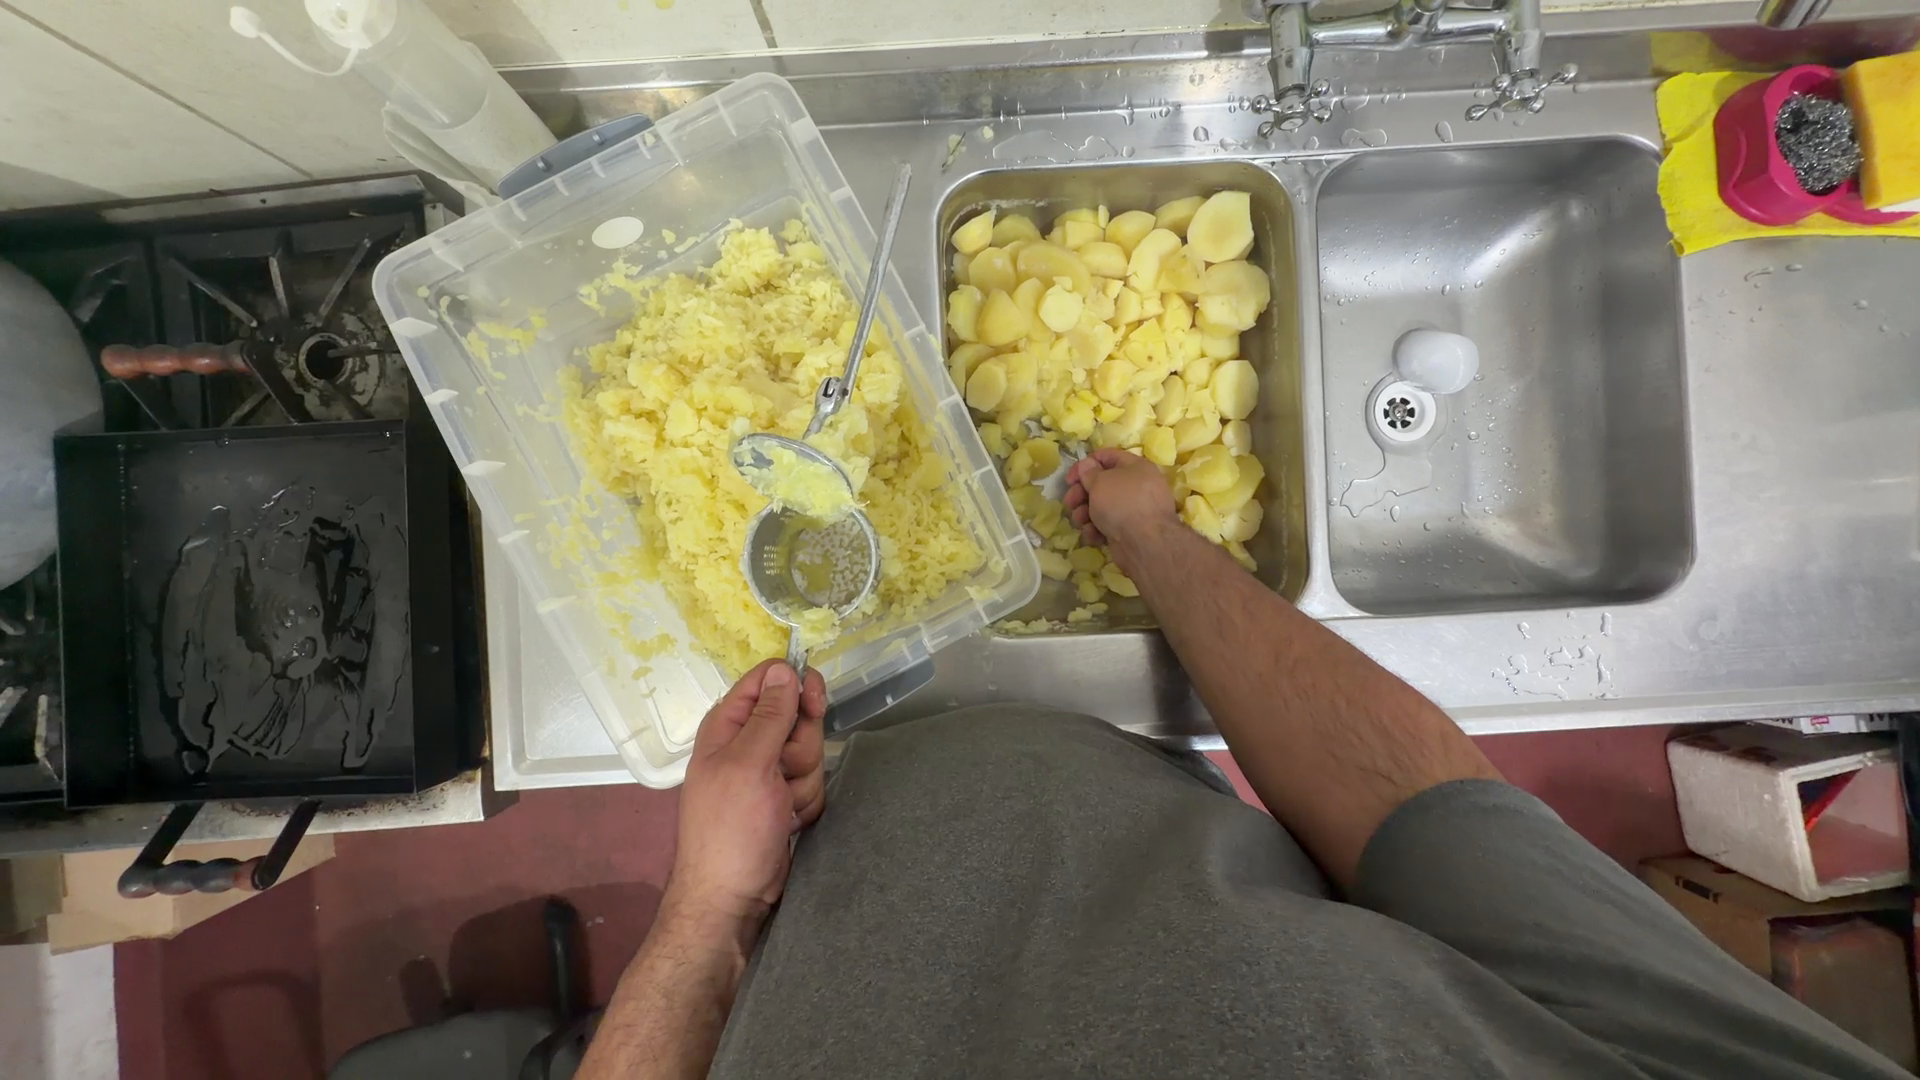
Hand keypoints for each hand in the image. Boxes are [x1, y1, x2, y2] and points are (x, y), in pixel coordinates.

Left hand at [664, 660, 826, 939]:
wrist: (734, 897)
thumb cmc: (731, 829)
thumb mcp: (749, 764)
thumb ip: (770, 715)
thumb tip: (783, 667)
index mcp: (728, 724)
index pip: (768, 679)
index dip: (794, 685)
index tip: (813, 701)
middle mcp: (749, 741)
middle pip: (798, 714)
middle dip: (801, 745)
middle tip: (783, 771)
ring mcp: (769, 770)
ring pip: (811, 749)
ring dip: (803, 779)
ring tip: (781, 806)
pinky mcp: (787, 795)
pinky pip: (813, 780)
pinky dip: (806, 801)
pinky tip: (789, 821)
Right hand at [1064, 447, 1178, 573]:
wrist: (1145, 543)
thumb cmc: (1122, 503)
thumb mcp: (1100, 482)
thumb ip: (1089, 472)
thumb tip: (1087, 466)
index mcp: (1135, 467)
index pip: (1107, 456)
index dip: (1085, 465)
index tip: (1070, 479)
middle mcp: (1137, 486)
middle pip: (1101, 484)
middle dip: (1081, 494)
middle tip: (1070, 502)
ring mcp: (1134, 510)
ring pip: (1102, 506)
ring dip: (1085, 513)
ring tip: (1080, 521)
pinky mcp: (1129, 530)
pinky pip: (1108, 524)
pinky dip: (1097, 529)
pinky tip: (1093, 536)